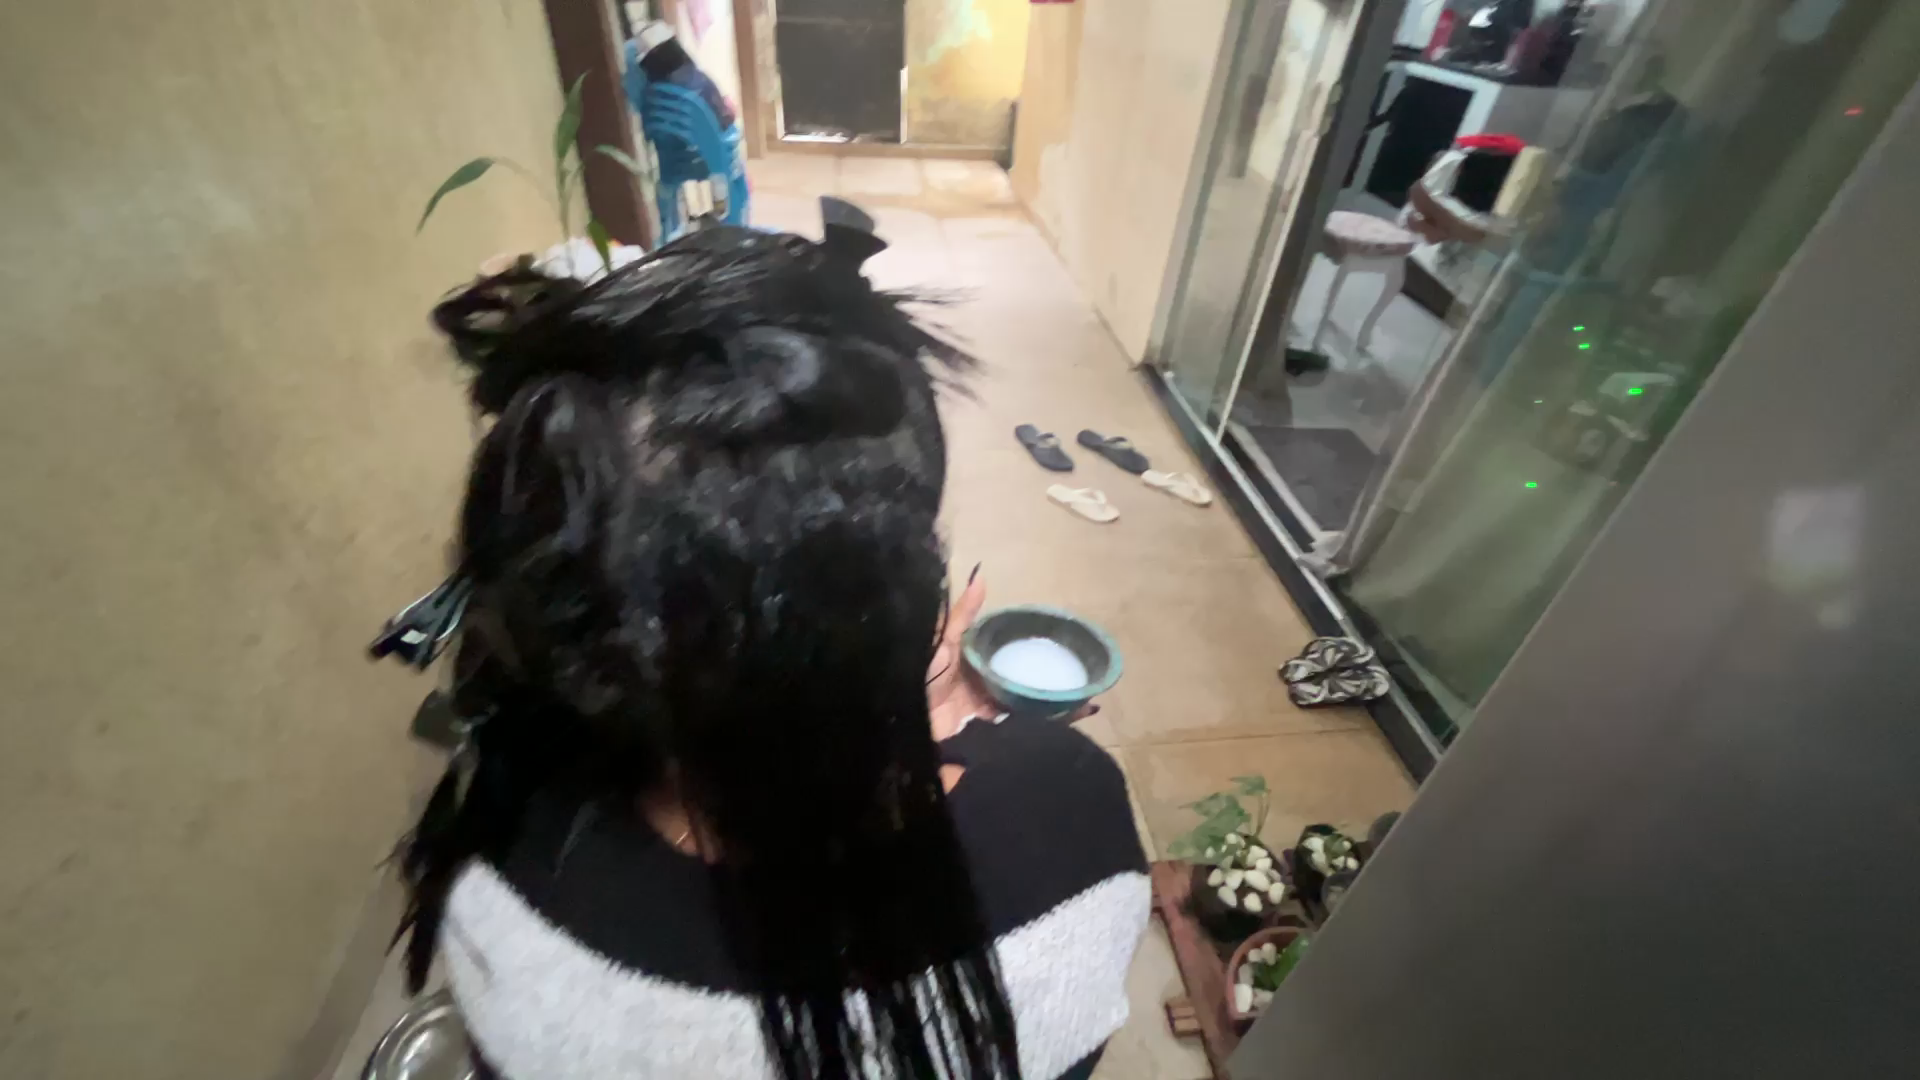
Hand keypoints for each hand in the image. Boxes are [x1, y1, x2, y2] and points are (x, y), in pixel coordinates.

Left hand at [926, 569, 1099, 740]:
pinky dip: (1055, 722)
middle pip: (1019, 681)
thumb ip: (962, 615)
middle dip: (1046, 676)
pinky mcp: (995, 737)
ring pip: (1028, 705)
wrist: (906, 727)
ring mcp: (990, 713)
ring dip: (1054, 700)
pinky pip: (1027, 729)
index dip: (1025, 645)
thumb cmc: (922, 680)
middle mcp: (983, 688)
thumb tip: (980, 575)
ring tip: (1086, 689)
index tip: (1053, 634)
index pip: (1003, 652)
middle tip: (1077, 664)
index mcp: (971, 666)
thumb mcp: (943, 642)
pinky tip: (1081, 712)